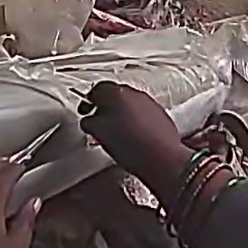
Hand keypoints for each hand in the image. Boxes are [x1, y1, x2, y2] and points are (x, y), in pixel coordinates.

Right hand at [80, 82, 191, 204]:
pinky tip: (132, 136)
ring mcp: (148, 102)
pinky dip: (135, 120)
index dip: (88, 101)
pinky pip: (143, 112)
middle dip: (105, 106)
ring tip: (116, 132)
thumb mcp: (99, 133)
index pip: (96, 89)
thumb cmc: (131, 144)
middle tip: (98, 121)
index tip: (86, 110)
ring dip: (121, 113)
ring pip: (129, 103)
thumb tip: (88, 121)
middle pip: (114, 94)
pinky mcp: (160, 114)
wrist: (161, 158)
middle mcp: (132, 92)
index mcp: (115, 92)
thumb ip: (90, 122)